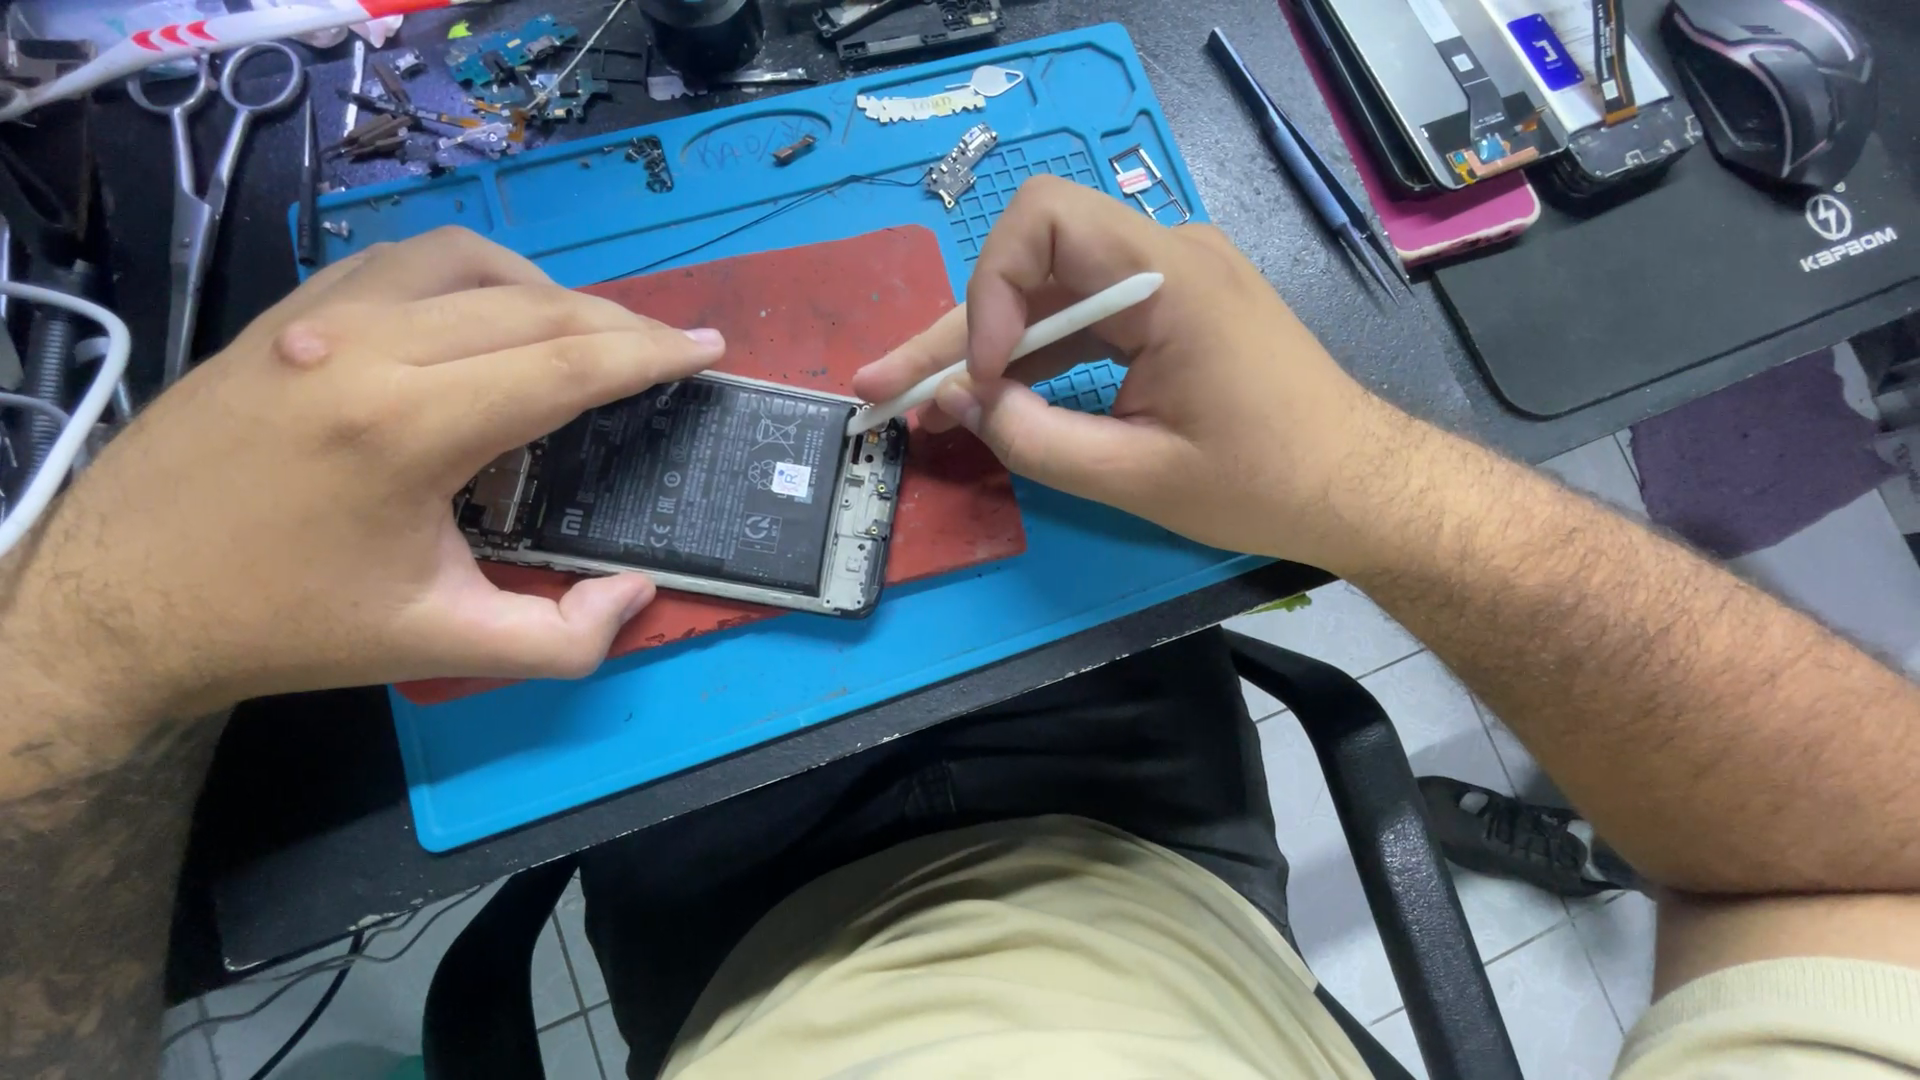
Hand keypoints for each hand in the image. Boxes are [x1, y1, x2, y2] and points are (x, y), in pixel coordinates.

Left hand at [0, 227, 725, 722]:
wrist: (115, 603)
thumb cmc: (290, 625)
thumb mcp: (444, 646)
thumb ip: (566, 637)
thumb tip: (639, 590)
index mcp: (410, 428)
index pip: (567, 365)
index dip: (653, 355)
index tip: (708, 349)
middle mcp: (364, 347)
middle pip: (536, 309)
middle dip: (625, 325)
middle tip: (673, 352)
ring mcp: (317, 318)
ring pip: (474, 264)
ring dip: (555, 292)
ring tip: (592, 335)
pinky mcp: (286, 313)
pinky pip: (409, 262)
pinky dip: (481, 277)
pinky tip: (496, 317)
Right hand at [852, 176, 1396, 568]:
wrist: (1358, 488)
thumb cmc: (1264, 484)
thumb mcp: (1136, 476)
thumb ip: (1033, 440)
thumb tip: (957, 403)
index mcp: (1165, 277)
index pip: (1041, 222)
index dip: (987, 292)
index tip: (980, 375)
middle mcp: (1161, 257)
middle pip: (1027, 268)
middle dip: (951, 333)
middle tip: (883, 387)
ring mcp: (1164, 283)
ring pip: (1044, 300)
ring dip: (981, 352)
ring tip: (916, 403)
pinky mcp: (1163, 315)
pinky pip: (1078, 325)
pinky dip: (1029, 363)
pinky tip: (984, 400)